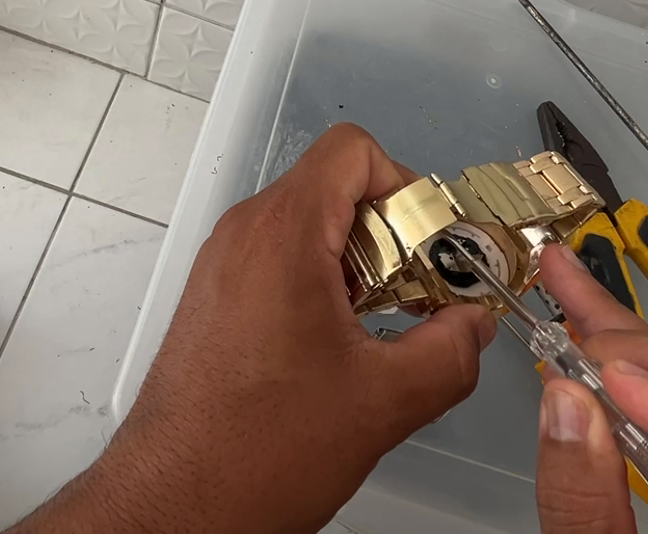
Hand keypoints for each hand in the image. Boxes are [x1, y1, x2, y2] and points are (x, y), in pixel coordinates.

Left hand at [15, 124, 494, 533]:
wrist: (172, 503)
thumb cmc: (262, 446)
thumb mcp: (382, 400)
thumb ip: (450, 352)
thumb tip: (475, 323)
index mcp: (284, 231)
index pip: (351, 150)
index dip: (402, 183)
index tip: (426, 246)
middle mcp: (246, 228)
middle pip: (333, 185)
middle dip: (387, 233)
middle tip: (414, 294)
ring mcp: (223, 257)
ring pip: (307, 221)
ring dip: (356, 260)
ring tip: (377, 325)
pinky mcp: (214, 289)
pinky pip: (278, 252)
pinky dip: (319, 276)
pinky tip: (334, 341)